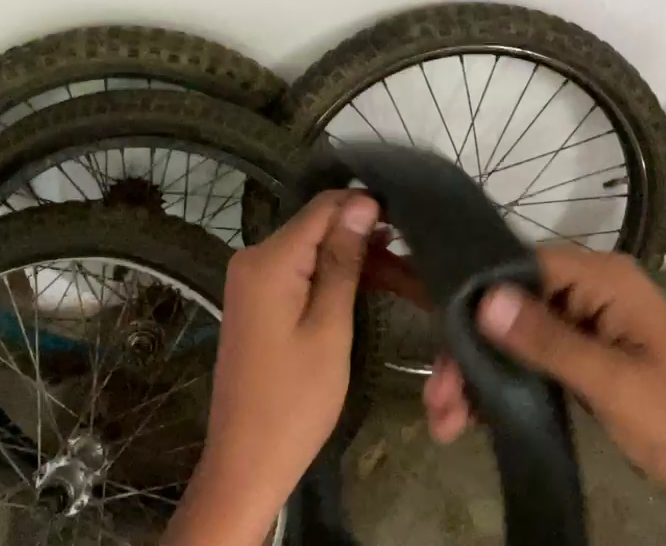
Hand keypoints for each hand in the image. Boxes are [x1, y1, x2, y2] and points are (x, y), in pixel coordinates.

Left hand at [164, 190, 377, 545]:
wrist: (246, 463)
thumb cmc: (294, 401)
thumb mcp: (329, 328)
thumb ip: (343, 261)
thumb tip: (362, 202)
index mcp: (268, 260)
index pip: (323, 207)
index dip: (366, 207)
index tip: (412, 222)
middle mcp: (254, 258)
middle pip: (320, 228)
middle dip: (368, 238)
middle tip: (420, 261)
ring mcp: (254, 280)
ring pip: (316, 251)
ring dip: (359, 261)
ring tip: (412, 279)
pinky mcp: (261, 301)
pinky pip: (303, 273)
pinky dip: (337, 279)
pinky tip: (378, 289)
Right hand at [422, 246, 665, 544]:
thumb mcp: (613, 383)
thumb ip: (548, 340)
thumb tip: (485, 299)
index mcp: (605, 278)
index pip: (525, 264)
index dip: (479, 292)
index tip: (440, 333)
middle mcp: (591, 290)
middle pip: (512, 302)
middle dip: (471, 348)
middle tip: (439, 399)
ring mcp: (587, 323)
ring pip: (514, 333)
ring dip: (478, 372)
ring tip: (445, 420)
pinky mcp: (583, 355)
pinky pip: (530, 357)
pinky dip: (501, 383)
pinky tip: (472, 415)